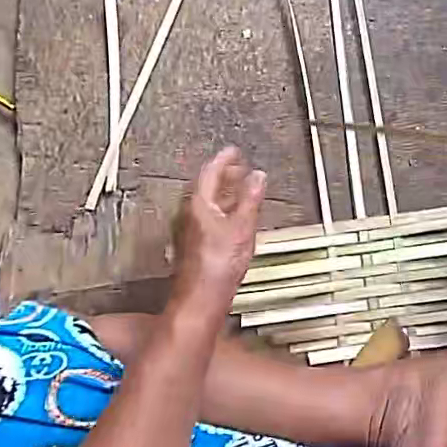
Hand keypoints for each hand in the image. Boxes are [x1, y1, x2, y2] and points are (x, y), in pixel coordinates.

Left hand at [169, 147, 266, 314]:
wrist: (202, 295)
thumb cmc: (218, 263)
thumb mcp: (243, 225)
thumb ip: (250, 198)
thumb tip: (257, 176)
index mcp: (198, 205)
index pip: (210, 174)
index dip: (223, 160)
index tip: (233, 151)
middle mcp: (189, 214)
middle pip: (206, 186)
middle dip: (224, 174)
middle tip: (237, 165)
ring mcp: (190, 229)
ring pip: (208, 201)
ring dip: (224, 190)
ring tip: (239, 185)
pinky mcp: (195, 242)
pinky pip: (208, 214)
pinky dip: (222, 206)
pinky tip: (233, 213)